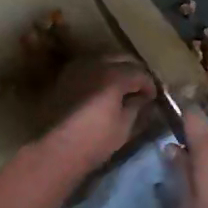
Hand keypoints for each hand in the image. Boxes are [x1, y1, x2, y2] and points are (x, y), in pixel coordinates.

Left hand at [32, 56, 153, 178]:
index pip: (140, 73)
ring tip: (122, 87)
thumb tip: (143, 98)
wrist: (55, 149)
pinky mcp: (65, 75)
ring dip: (117, 69)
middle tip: (140, 88)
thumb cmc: (94, 141)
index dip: (150, 85)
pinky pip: (89, 66)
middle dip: (134, 71)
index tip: (153, 98)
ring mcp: (78, 67)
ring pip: (105, 59)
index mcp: (114, 75)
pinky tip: (102, 87)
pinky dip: (100, 72)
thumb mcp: (123, 127)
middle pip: (122, 58)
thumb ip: (136, 106)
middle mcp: (96, 63)